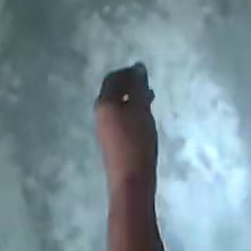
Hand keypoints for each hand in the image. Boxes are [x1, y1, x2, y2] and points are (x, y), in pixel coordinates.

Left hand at [95, 64, 157, 190]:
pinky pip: (120, 118)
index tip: (144, 72)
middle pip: (113, 91)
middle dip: (130, 85)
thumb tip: (138, 67)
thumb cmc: (137, 142)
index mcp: (104, 103)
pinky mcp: (112, 142)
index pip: (113, 78)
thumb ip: (139, 86)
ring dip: (132, 98)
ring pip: (118, 105)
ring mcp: (105, 129)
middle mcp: (100, 114)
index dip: (128, 72)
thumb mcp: (141, 109)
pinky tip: (144, 118)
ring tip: (150, 99)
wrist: (131, 183)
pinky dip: (131, 111)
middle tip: (148, 85)